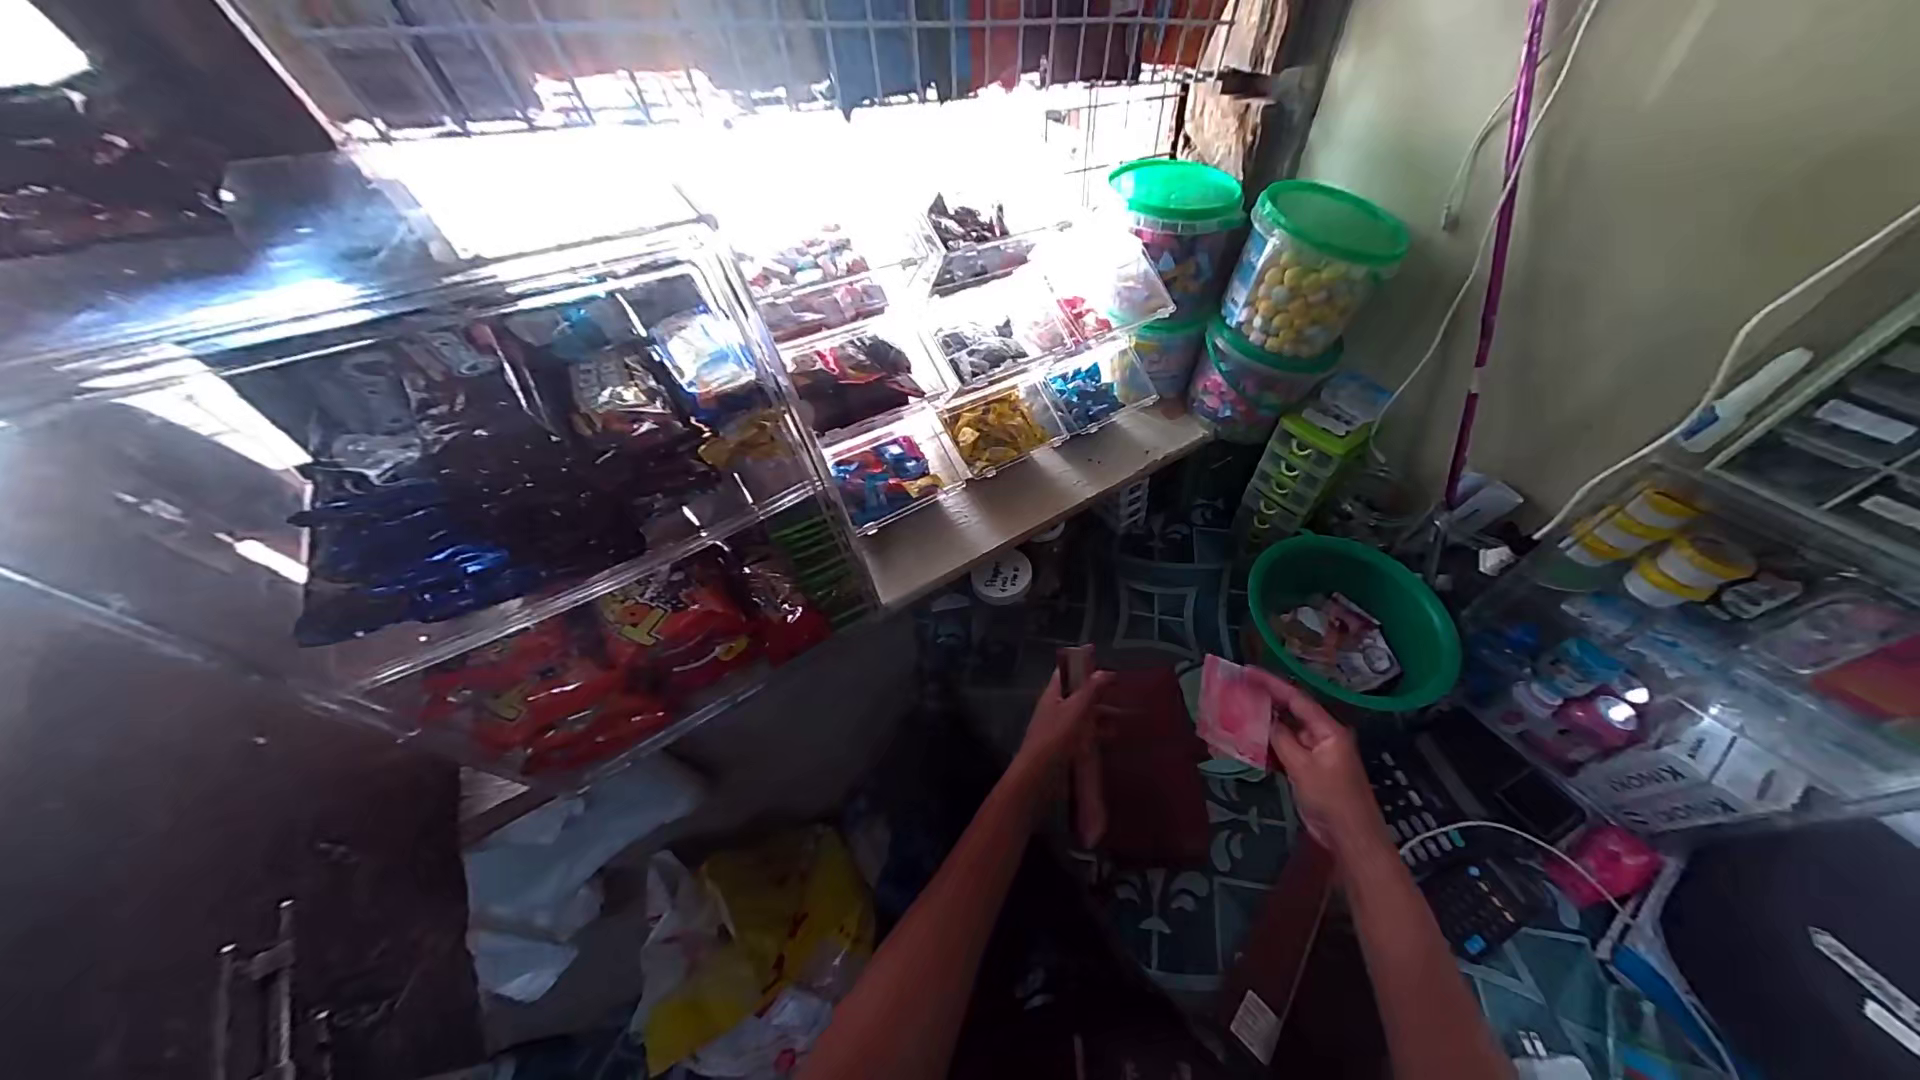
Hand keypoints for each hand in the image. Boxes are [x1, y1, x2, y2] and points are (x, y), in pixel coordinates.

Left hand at [1014, 660, 1115, 777]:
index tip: (1102, 661)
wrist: (1038, 776)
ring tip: (1125, 719)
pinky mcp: (1064, 746)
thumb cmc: (1056, 738)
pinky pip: (1083, 733)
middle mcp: (1055, 707)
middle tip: (1122, 693)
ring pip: (1083, 714)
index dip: (1083, 664)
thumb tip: (1104, 672)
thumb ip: (1091, 691)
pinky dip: (1098, 732)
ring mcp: (1059, 727)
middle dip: (1099, 692)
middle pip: (1078, 693)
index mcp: (1054, 694)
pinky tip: (1112, 738)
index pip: (1067, 671)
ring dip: (1102, 714)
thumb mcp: (1077, 711)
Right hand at [1245, 668, 1388, 857]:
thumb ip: (1280, 738)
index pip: (1296, 699)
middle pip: (1289, 711)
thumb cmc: (1331, 800)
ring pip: (1284, 730)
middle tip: (1237, 688)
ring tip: (1236, 710)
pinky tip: (1247, 740)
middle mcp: (1322, 735)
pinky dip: (1266, 744)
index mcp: (1328, 730)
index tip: (1247, 672)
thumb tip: (1262, 716)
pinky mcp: (1307, 767)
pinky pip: (1283, 748)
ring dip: (1262, 723)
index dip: (1271, 683)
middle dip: (1264, 699)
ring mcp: (1314, 752)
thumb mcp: (1302, 767)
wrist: (1350, 838)